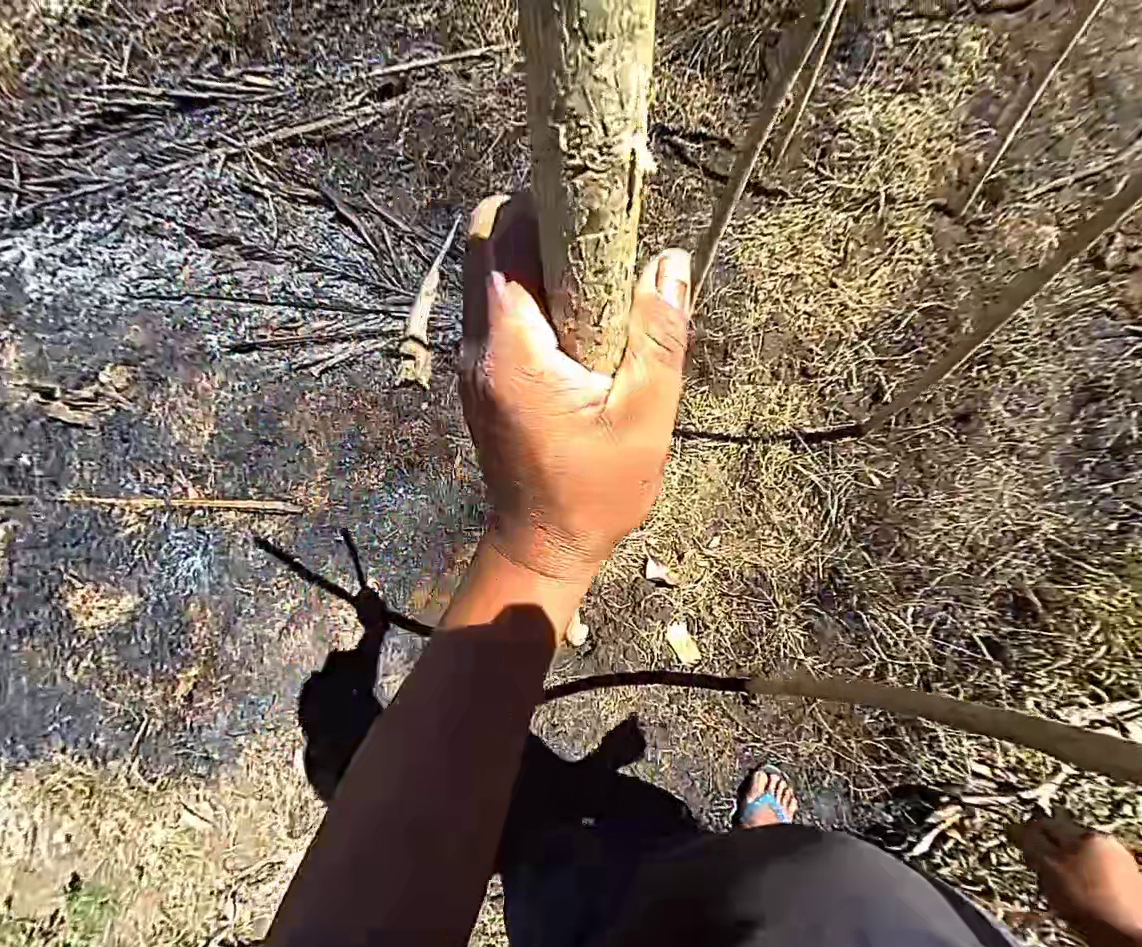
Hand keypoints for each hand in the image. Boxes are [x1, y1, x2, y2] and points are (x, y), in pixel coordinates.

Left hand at [460, 193, 690, 582]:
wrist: (542, 546)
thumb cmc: (593, 494)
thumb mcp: (645, 421)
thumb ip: (660, 338)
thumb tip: (670, 263)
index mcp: (513, 352)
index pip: (504, 237)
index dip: (546, 206)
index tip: (597, 215)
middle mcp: (478, 349)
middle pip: (486, 246)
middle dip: (539, 226)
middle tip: (599, 251)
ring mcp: (471, 366)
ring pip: (488, 277)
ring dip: (535, 264)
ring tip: (592, 292)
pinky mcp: (480, 380)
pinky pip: (496, 314)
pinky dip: (529, 300)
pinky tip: (573, 331)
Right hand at [1010, 812, 1141, 940]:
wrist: (1133, 943)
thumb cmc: (1084, 901)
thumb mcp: (1047, 867)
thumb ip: (1029, 842)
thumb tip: (1014, 827)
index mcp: (1088, 834)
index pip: (1046, 825)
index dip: (1029, 839)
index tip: (1024, 857)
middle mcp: (1108, 843)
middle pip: (1065, 841)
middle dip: (1049, 854)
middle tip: (1042, 876)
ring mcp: (1125, 865)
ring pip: (1081, 859)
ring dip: (1066, 869)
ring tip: (1061, 892)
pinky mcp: (1134, 887)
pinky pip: (1097, 875)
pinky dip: (1084, 883)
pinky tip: (1081, 902)